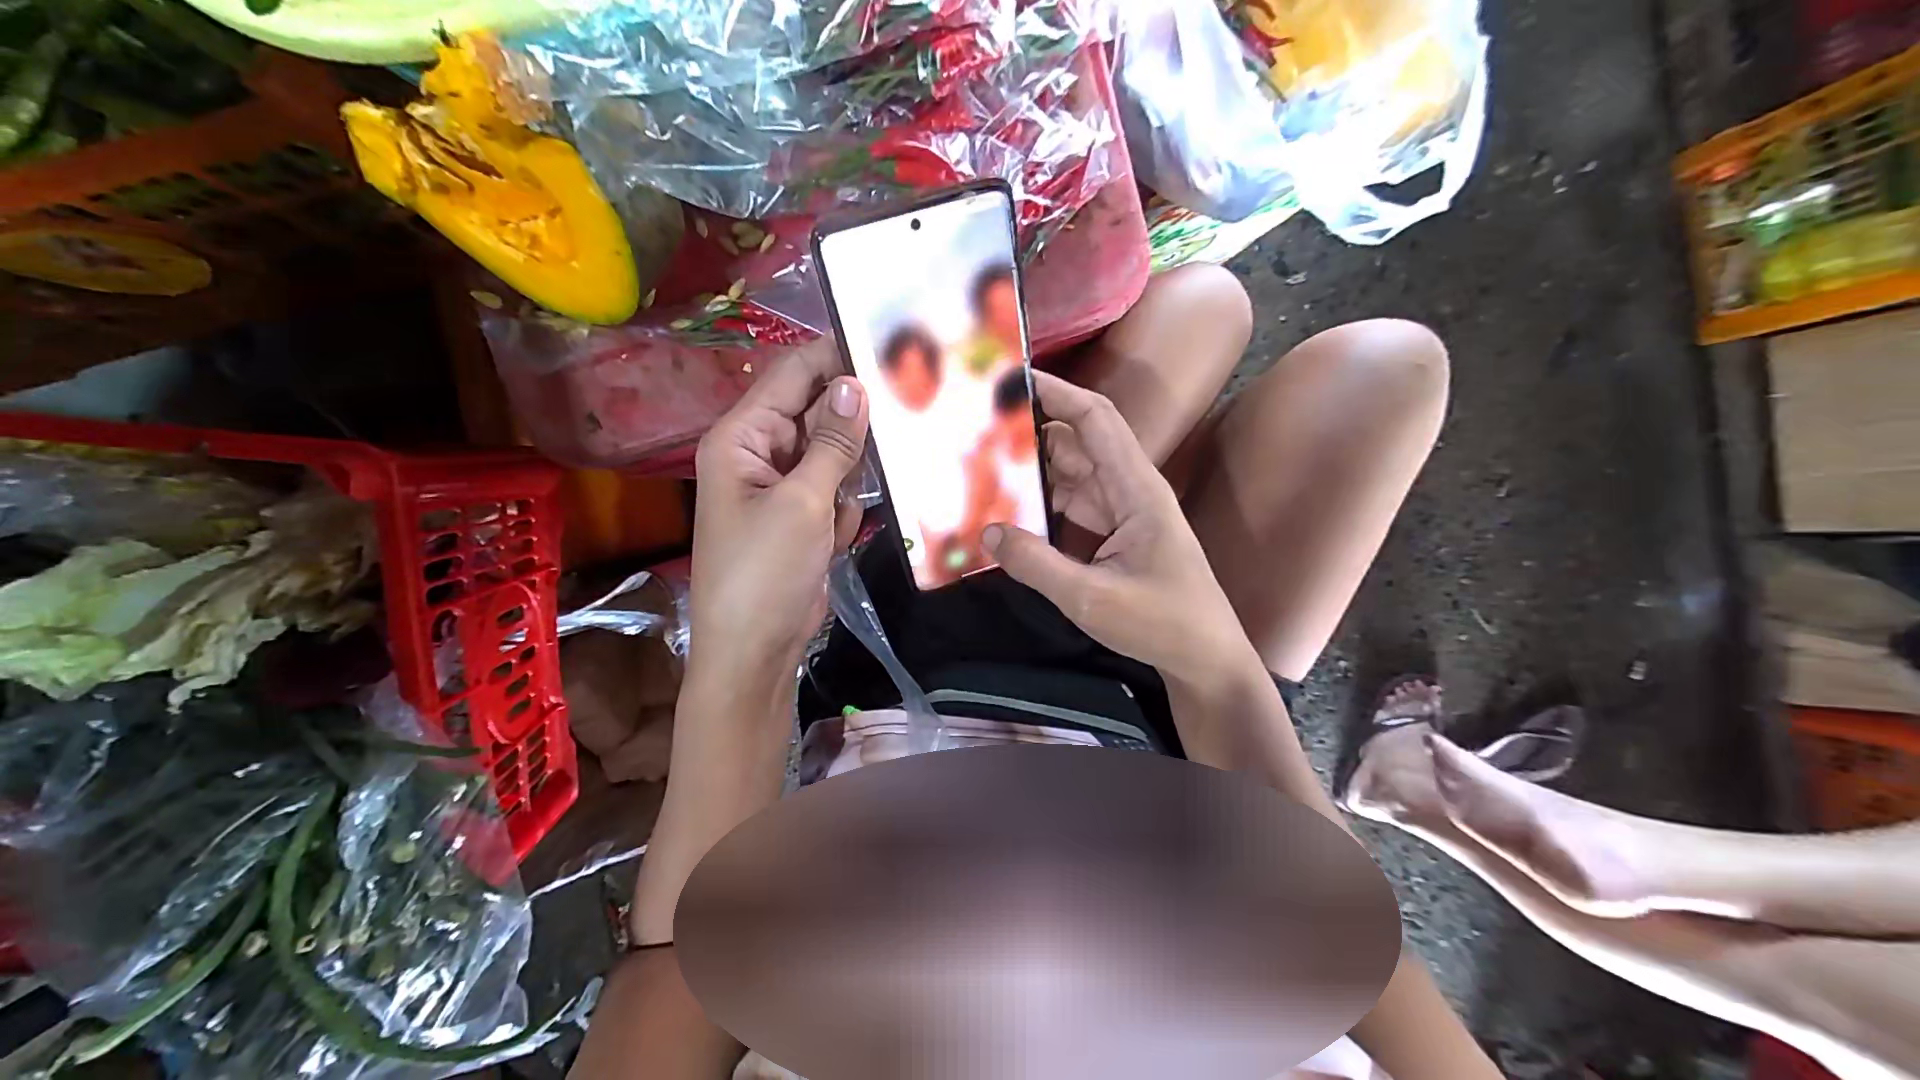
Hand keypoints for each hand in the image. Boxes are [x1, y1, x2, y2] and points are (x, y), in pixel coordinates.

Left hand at [689, 340, 868, 686]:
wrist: (755, 651)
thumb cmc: (765, 572)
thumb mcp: (803, 503)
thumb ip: (831, 442)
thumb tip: (854, 383)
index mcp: (743, 437)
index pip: (792, 376)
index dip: (835, 355)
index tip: (888, 340)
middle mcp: (760, 453)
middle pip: (817, 412)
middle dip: (855, 422)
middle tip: (907, 411)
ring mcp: (783, 487)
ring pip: (834, 453)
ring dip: (852, 473)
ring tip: (857, 497)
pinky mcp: (802, 516)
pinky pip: (836, 489)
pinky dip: (845, 507)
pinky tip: (838, 538)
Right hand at [983, 372, 1254, 684]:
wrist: (1204, 656)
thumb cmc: (1161, 622)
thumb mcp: (1091, 598)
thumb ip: (1037, 565)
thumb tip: (987, 534)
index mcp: (1136, 488)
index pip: (1096, 419)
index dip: (1057, 392)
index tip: (1012, 379)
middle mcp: (1128, 488)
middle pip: (1076, 442)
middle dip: (1031, 432)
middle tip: (977, 430)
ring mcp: (1122, 510)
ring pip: (1071, 473)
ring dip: (1032, 470)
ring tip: (981, 465)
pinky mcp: (1114, 532)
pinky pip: (1072, 504)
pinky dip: (1041, 502)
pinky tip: (1008, 510)